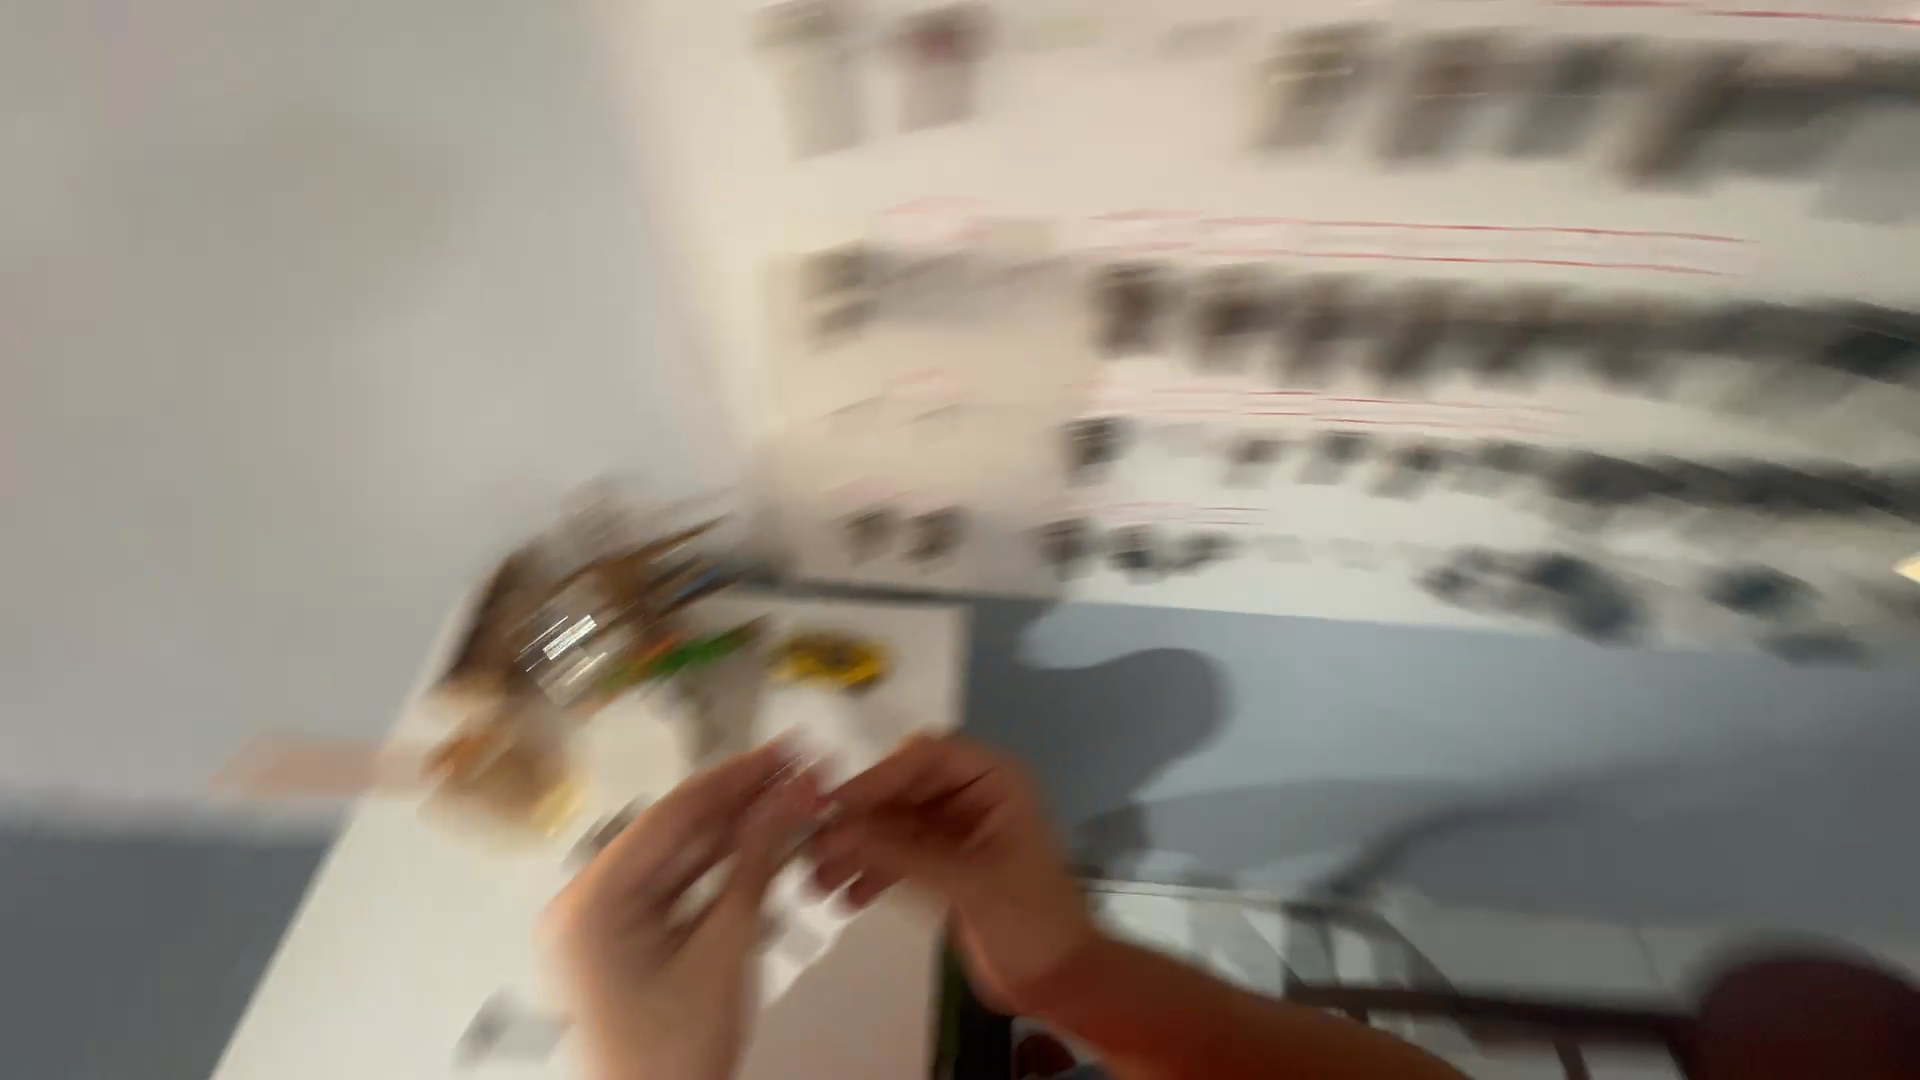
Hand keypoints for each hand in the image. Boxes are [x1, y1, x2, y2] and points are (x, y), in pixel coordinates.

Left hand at [546, 744, 815, 1079]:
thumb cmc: (676, 1053)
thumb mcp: (724, 948)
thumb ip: (756, 861)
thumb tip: (790, 794)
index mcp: (590, 904)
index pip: (671, 816)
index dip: (734, 777)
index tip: (783, 750)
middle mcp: (588, 901)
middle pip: (678, 830)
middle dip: (742, 799)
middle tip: (796, 768)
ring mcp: (607, 917)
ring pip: (683, 852)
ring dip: (739, 826)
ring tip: (791, 794)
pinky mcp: (630, 931)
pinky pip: (681, 881)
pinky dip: (725, 862)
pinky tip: (766, 836)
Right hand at [811, 735, 1096, 1013]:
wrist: (1057, 981)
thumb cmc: (1031, 920)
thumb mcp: (969, 883)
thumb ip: (905, 853)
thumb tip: (837, 829)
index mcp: (992, 779)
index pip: (927, 758)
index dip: (879, 776)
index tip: (833, 804)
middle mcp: (970, 794)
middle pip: (902, 789)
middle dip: (859, 819)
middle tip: (814, 847)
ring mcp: (953, 828)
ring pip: (893, 823)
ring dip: (857, 849)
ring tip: (819, 882)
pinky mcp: (941, 862)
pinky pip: (897, 854)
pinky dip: (872, 872)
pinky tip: (848, 899)